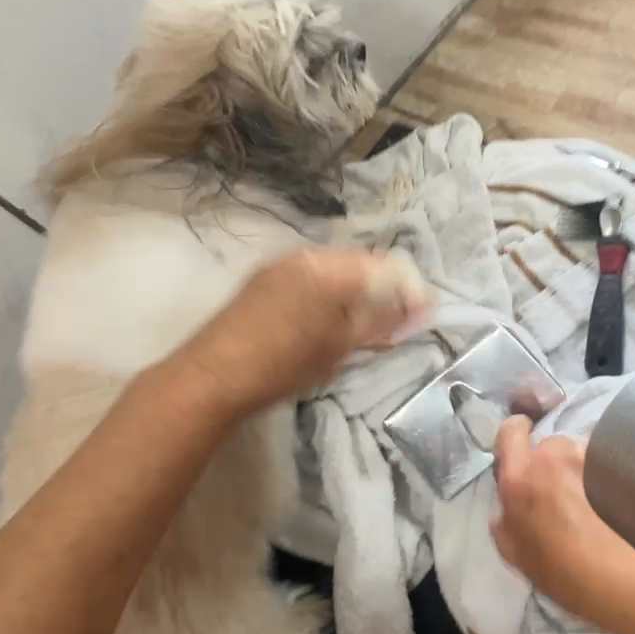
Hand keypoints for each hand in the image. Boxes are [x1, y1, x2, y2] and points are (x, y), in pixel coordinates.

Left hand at [171, 248, 428, 420]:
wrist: (210, 378)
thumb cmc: (281, 366)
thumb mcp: (339, 347)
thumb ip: (382, 323)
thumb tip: (419, 311)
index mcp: (331, 269)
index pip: (388, 268)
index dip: (411, 291)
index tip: (425, 316)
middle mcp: (308, 255)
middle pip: (363, 263)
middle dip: (385, 289)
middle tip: (397, 322)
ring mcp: (282, 263)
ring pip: (337, 269)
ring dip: (357, 291)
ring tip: (363, 325)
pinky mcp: (264, 277)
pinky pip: (312, 276)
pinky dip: (331, 293)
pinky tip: (328, 320)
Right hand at [490, 417, 634, 633]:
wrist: (625, 579)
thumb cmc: (566, 575)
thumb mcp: (517, 556)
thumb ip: (504, 521)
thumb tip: (505, 505)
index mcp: (519, 478)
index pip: (510, 431)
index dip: (517, 434)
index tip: (526, 446)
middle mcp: (551, 455)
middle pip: (550, 443)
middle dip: (554, 461)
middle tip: (567, 490)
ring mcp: (588, 453)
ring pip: (581, 450)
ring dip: (584, 467)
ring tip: (598, 497)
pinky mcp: (618, 457)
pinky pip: (608, 456)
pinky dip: (609, 469)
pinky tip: (618, 495)